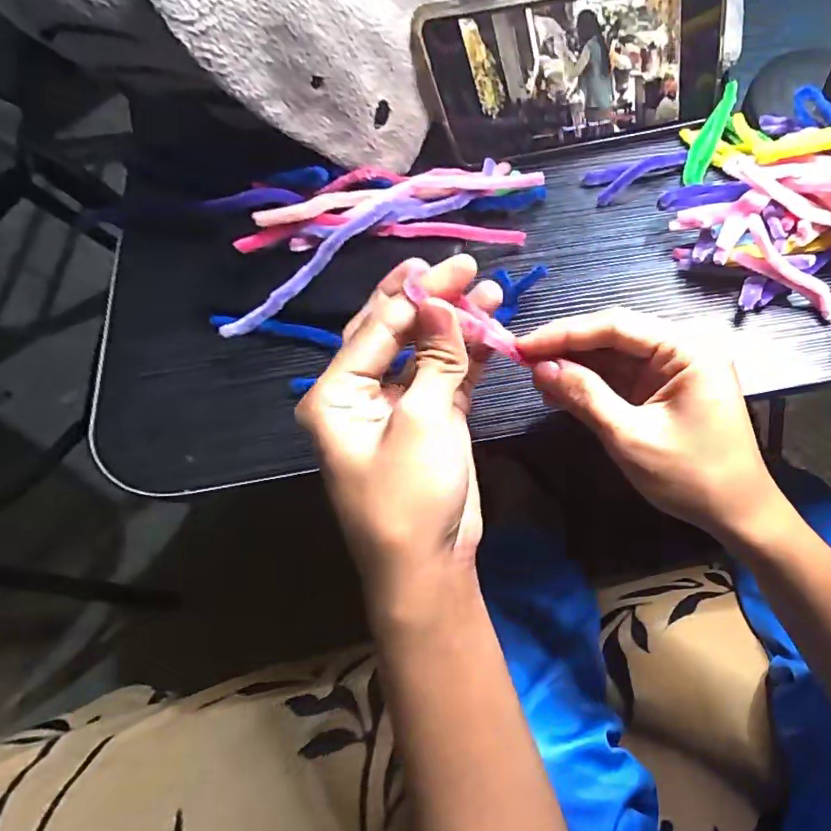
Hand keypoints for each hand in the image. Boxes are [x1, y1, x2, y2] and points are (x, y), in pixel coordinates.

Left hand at [297, 256, 501, 609]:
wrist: (428, 564)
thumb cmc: (411, 495)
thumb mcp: (424, 421)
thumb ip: (435, 358)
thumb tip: (440, 302)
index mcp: (337, 394)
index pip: (376, 328)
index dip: (415, 294)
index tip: (451, 266)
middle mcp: (362, 395)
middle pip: (397, 334)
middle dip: (432, 301)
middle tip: (467, 269)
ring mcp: (400, 409)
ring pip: (427, 355)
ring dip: (457, 327)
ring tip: (490, 293)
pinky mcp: (432, 424)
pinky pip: (448, 380)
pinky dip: (470, 359)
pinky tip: (492, 333)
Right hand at [516, 308, 780, 539]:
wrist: (738, 512)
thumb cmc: (691, 477)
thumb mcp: (630, 437)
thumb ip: (585, 397)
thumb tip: (539, 368)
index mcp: (687, 348)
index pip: (615, 325)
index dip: (563, 333)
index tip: (519, 345)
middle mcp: (685, 348)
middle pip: (615, 337)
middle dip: (568, 349)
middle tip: (521, 362)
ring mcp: (678, 369)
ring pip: (617, 357)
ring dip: (578, 368)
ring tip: (536, 380)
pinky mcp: (669, 390)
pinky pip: (626, 378)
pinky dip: (595, 385)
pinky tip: (562, 392)